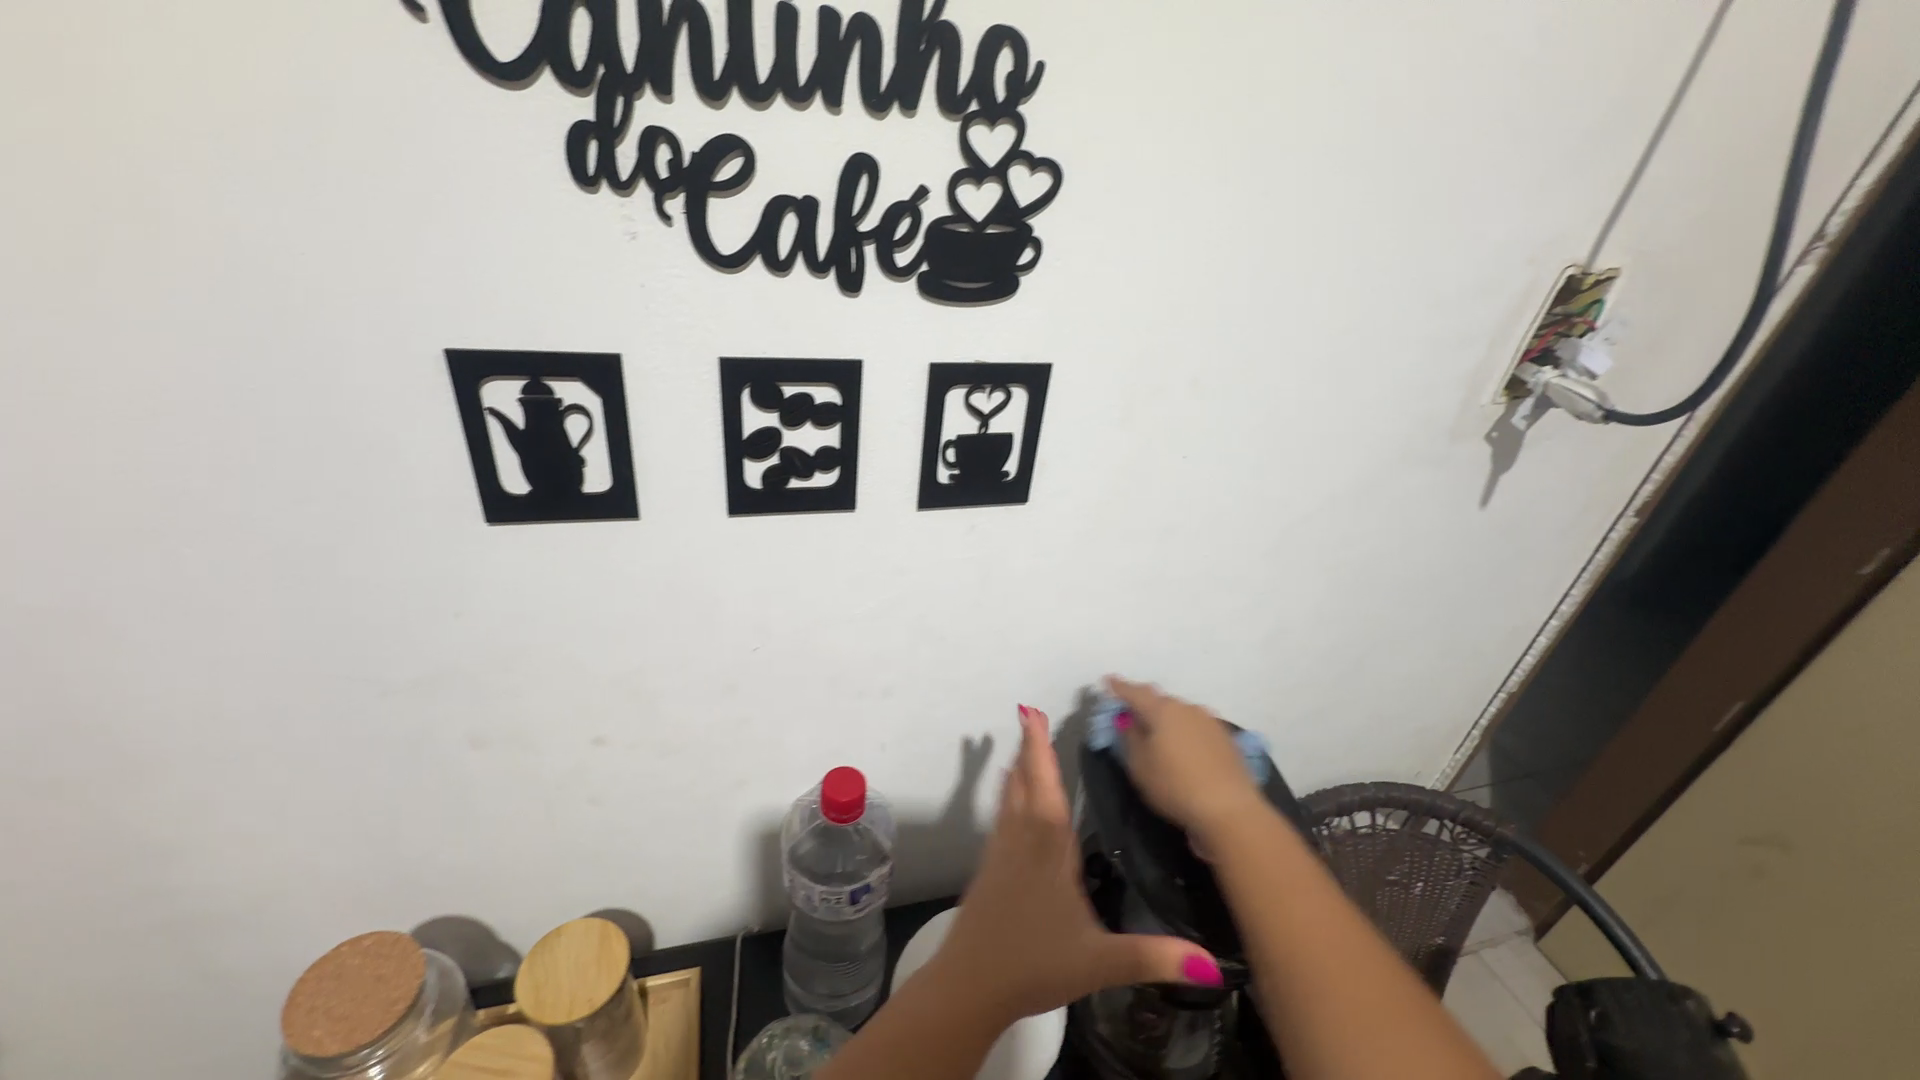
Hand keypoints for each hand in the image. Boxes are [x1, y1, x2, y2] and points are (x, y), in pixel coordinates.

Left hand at [923, 706, 1221, 1024]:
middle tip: (1027, 714)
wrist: (968, 986)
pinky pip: (999, 822)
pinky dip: (1004, 801)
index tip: (1031, 712)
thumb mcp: (1101, 963)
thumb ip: (1154, 957)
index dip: (1040, 750)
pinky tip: (1007, 806)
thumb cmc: (1034, 965)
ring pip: (1008, 801)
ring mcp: (1000, 857)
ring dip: (1015, 772)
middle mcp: (1022, 843)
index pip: (1047, 788)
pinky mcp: (988, 874)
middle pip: (1024, 785)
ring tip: (1018, 751)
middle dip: (1028, 750)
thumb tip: (1213, 965)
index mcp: (1050, 850)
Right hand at [1105, 676, 1268, 842]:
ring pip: (1181, 713)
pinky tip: (1184, 747)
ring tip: (1158, 733)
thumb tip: (1128, 720)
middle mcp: (1188, 708)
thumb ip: (1129, 738)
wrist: (1230, 809)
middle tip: (1131, 711)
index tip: (1107, 681)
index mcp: (1162, 711)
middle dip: (1144, 703)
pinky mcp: (1226, 738)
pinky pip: (1197, 727)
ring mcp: (1210, 722)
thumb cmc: (1174, 786)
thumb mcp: (1139, 766)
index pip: (1135, 693)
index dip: (1119, 687)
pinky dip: (1185, 731)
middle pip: (1160, 700)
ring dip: (1167, 718)